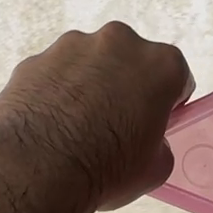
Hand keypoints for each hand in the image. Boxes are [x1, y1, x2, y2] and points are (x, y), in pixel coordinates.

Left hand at [0, 23, 193, 210]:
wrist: (36, 169)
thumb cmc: (106, 168)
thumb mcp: (156, 168)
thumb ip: (159, 143)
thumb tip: (147, 141)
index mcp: (159, 65)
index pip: (177, 76)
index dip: (167, 101)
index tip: (154, 121)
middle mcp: (118, 43)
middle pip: (131, 62)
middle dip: (127, 86)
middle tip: (116, 124)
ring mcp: (72, 46)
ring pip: (90, 64)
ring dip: (90, 86)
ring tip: (78, 127)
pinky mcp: (35, 59)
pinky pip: (55, 74)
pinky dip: (56, 92)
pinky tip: (52, 124)